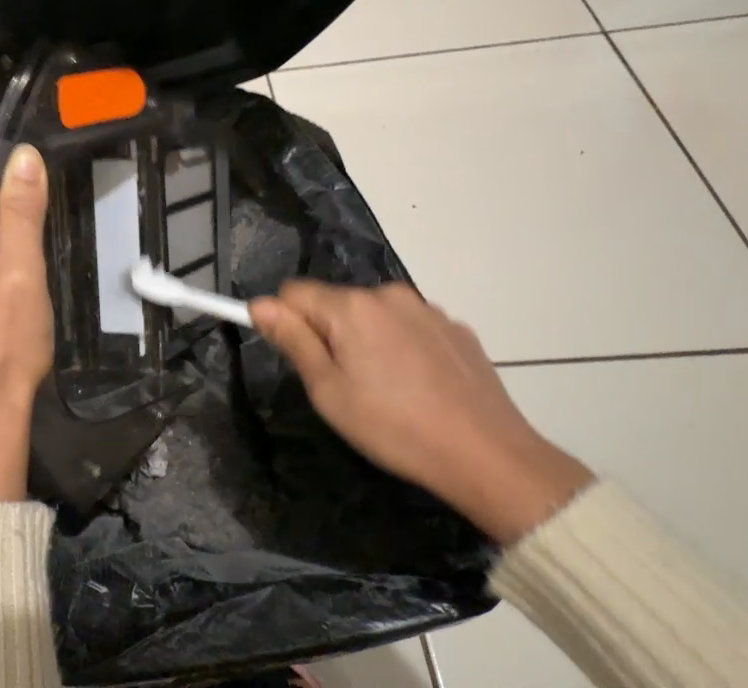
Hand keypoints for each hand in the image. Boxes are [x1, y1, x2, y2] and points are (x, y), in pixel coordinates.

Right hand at [248, 281, 592, 543]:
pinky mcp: (457, 329)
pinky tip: (419, 388)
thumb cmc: (394, 428)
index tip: (296, 358)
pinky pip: (410, 328)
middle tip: (343, 385)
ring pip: (374, 316)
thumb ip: (293, 340)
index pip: (293, 291)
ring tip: (386, 390)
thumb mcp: (328, 391)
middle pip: (336, 303)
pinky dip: (403, 348)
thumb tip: (260, 304)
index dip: (284, 321)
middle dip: (329, 334)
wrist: (488, 456)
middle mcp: (389, 295)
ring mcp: (428, 310)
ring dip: (367, 340)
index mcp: (352, 307)